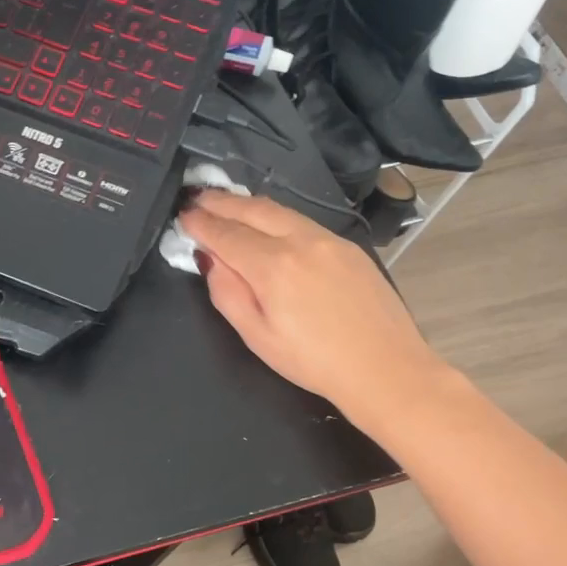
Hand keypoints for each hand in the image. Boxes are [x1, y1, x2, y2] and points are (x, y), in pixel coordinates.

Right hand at [179, 190, 450, 418]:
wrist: (384, 367)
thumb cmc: (312, 362)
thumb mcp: (257, 337)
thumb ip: (228, 294)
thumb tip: (212, 261)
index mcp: (275, 267)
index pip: (228, 235)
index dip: (202, 224)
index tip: (183, 216)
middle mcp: (302, 242)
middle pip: (254, 210)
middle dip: (221, 202)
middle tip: (196, 199)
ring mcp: (329, 240)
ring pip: (280, 211)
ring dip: (247, 204)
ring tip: (224, 205)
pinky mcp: (348, 247)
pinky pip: (302, 221)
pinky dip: (275, 216)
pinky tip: (265, 224)